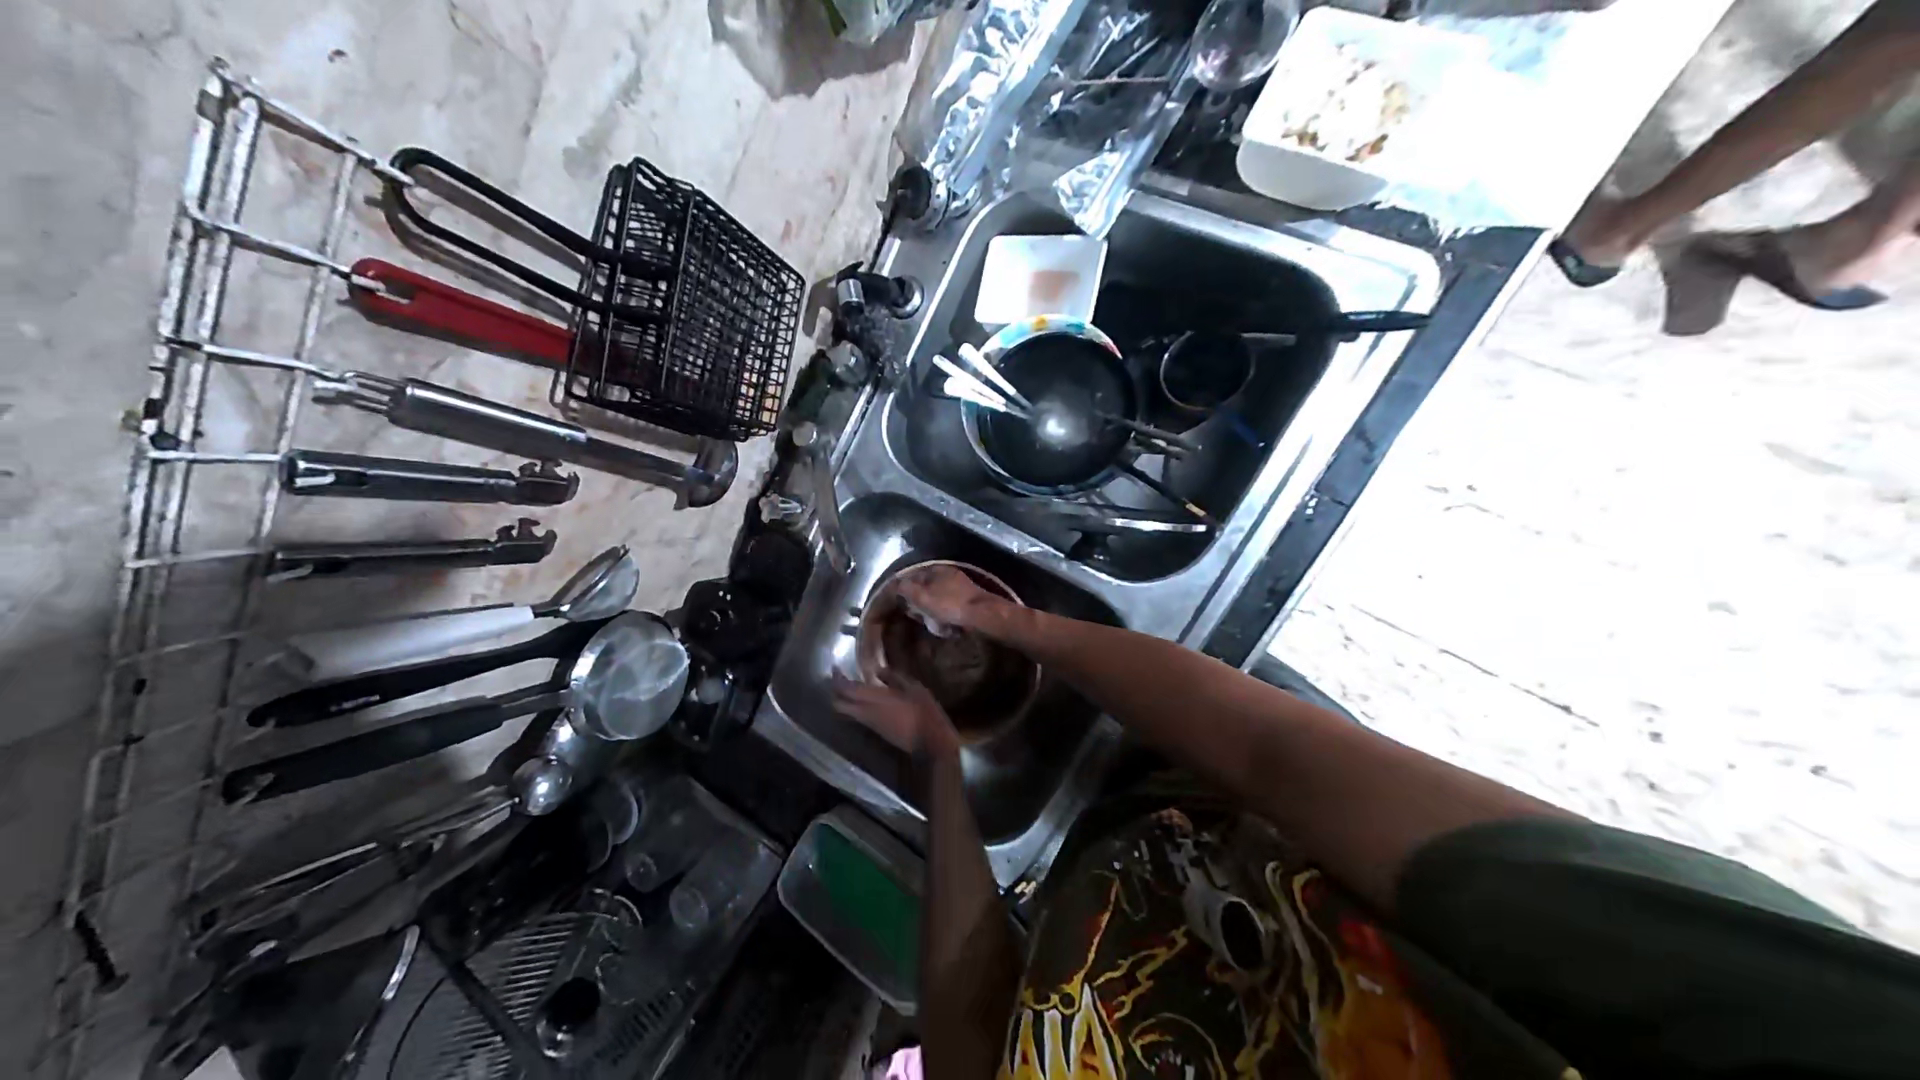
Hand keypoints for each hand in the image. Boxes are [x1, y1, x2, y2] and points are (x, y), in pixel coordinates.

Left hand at [833, 671, 960, 763]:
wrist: (930, 742)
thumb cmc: (924, 711)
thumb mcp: (914, 688)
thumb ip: (894, 678)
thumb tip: (878, 670)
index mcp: (874, 699)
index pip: (846, 689)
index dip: (837, 678)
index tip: (835, 668)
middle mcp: (866, 713)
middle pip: (839, 705)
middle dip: (835, 692)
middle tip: (840, 680)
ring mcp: (870, 724)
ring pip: (848, 713)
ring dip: (845, 701)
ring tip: (853, 687)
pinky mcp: (877, 732)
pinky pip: (859, 717)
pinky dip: (856, 707)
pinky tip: (868, 700)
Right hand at [895, 564, 1011, 637]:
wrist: (982, 614)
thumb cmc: (949, 604)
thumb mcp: (922, 596)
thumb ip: (906, 588)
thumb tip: (896, 584)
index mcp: (935, 570)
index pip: (913, 577)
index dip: (905, 591)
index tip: (903, 605)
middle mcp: (948, 574)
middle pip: (926, 591)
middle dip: (922, 606)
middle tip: (922, 617)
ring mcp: (960, 587)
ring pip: (938, 602)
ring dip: (935, 616)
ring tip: (938, 626)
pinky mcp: (968, 601)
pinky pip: (950, 610)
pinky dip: (947, 619)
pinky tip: (949, 628)